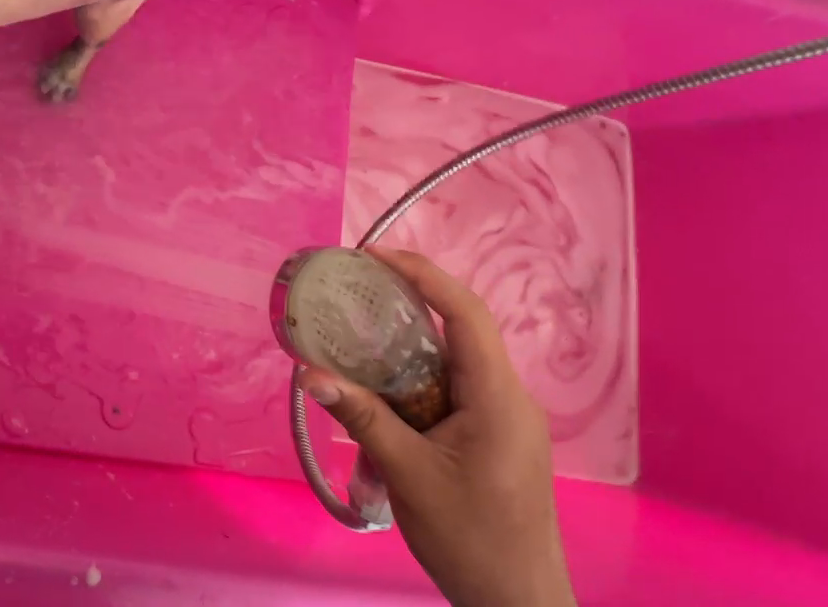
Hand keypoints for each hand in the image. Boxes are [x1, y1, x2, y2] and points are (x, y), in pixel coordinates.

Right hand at [302, 249, 574, 606]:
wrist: (519, 605)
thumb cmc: (471, 539)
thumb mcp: (408, 474)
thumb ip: (361, 416)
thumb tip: (308, 371)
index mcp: (497, 397)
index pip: (466, 313)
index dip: (422, 274)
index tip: (372, 256)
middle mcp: (507, 396)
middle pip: (461, 326)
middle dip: (408, 297)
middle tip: (353, 285)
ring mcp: (504, 416)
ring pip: (454, 356)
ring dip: (407, 339)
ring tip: (355, 326)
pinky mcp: (493, 433)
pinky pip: (452, 384)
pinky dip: (414, 371)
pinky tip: (379, 382)